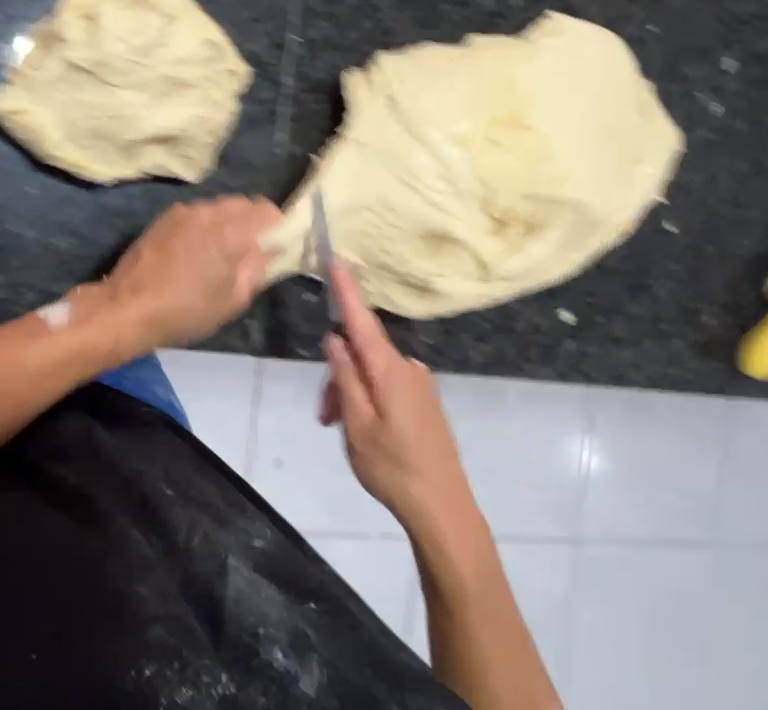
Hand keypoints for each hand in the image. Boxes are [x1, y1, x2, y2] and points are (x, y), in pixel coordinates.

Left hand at [99, 196, 282, 349]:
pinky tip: (194, 251)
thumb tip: (269, 249)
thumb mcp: (233, 299)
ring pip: (219, 207)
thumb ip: (257, 268)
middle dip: (252, 224)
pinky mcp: (164, 217)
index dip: (277, 226)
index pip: (268, 209)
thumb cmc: (186, 310)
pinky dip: (204, 226)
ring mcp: (183, 211)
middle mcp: (209, 211)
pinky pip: (196, 213)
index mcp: (231, 230)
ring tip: (219, 254)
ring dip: (227, 224)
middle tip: (248, 253)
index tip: (274, 247)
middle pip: (243, 204)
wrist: (127, 307)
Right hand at [319, 261, 469, 526]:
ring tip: (339, 428)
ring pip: (371, 372)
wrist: (443, 507)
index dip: (347, 291)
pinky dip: (365, 398)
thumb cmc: (392, 467)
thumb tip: (335, 339)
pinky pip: (385, 385)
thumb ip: (344, 378)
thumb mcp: (356, 424)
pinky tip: (360, 429)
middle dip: (337, 371)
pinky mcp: (423, 402)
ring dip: (349, 391)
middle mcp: (408, 369)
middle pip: (362, 351)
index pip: (361, 321)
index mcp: (390, 371)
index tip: (337, 259)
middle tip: (324, 414)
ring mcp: (419, 385)